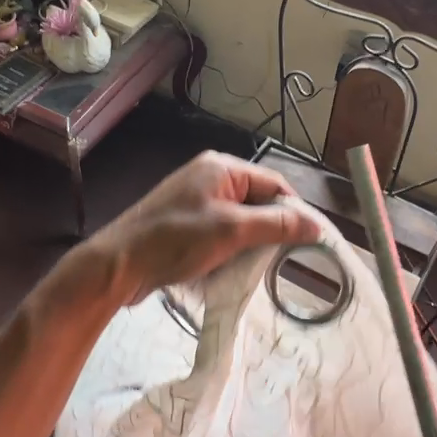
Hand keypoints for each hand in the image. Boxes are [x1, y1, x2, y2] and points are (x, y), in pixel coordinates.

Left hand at [79, 150, 320, 306]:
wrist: (119, 263)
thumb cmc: (176, 240)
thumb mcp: (232, 231)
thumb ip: (276, 224)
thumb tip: (317, 224)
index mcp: (222, 168)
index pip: (274, 183)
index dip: (295, 211)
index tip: (312, 242)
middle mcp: (210, 177)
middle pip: (258, 201)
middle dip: (272, 229)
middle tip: (285, 260)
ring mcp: (195, 200)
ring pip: (241, 219)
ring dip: (251, 243)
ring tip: (258, 267)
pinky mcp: (185, 223)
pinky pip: (221, 231)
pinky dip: (231, 249)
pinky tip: (232, 268)